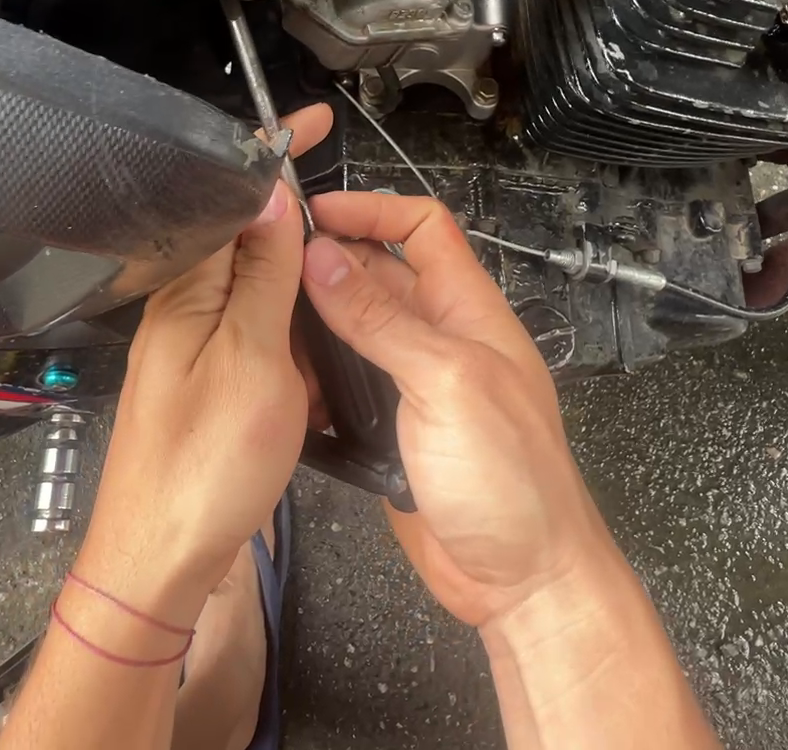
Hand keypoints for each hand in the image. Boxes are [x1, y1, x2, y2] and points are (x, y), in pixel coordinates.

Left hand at [72, 104, 332, 627]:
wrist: (161, 560)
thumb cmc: (202, 470)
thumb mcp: (251, 359)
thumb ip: (262, 276)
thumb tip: (272, 201)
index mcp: (187, 291)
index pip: (231, 199)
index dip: (272, 156)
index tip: (311, 124)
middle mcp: (183, 308)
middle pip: (241, 235)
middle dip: (293, 218)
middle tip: (342, 218)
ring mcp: (193, 344)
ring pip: (252, 284)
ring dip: (295, 276)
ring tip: (334, 282)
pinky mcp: (206, 378)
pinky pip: (252, 329)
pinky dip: (287, 326)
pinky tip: (310, 344)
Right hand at [300, 192, 619, 627]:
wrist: (519, 577)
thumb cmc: (509, 477)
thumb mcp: (446, 381)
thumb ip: (381, 320)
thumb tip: (323, 258)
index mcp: (467, 308)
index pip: (423, 228)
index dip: (373, 210)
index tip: (317, 213)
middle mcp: (438, 335)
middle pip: (377, 274)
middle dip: (330, 261)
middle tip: (271, 266)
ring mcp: (411, 380)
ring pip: (354, 326)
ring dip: (316, 319)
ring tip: (267, 318)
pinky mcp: (388, 423)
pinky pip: (346, 380)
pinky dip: (316, 372)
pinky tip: (286, 376)